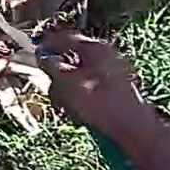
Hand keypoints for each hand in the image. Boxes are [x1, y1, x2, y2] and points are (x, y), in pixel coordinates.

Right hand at [38, 28, 169, 152]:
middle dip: (58, 75)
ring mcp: (113, 74)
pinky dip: (80, 99)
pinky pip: (90, 90)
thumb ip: (51, 66)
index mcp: (96, 49)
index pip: (65, 38)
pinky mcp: (116, 92)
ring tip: (65, 107)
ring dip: (67, 91)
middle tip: (51, 88)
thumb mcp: (68, 83)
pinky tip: (78, 114)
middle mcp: (107, 57)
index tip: (34, 53)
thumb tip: (42, 56)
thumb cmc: (100, 104)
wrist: (135, 131)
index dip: (47, 44)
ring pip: (79, 77)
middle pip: (72, 59)